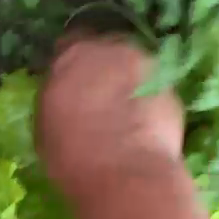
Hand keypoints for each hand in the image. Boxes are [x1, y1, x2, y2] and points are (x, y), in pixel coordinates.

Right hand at [35, 35, 187, 210]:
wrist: (124, 176)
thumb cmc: (71, 156)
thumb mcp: (46, 125)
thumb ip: (57, 98)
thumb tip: (67, 96)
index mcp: (73, 56)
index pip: (71, 43)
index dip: (72, 62)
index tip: (71, 80)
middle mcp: (112, 49)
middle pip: (109, 48)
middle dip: (105, 67)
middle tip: (99, 96)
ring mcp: (148, 66)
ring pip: (136, 67)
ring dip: (130, 83)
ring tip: (124, 114)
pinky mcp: (173, 88)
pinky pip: (155, 90)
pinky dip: (149, 103)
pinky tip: (142, 128)